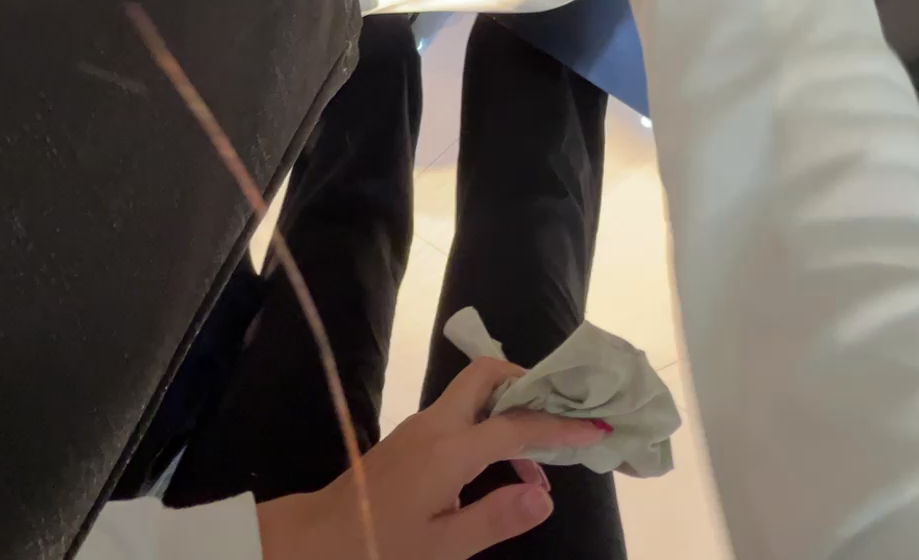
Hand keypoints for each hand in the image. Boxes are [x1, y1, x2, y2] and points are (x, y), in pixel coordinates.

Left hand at [254, 356, 608, 559]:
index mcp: (448, 449)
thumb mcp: (446, 546)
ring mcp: (423, 424)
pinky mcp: (416, 434)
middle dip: (527, 383)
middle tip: (562, 410)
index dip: (557, 425)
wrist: (324, 534)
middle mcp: (436, 423)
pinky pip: (463, 414)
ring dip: (512, 409)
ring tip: (545, 461)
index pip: (514, 425)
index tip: (595, 428)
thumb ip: (497, 517)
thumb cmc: (384, 544)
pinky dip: (492, 428)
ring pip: (475, 393)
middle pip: (485, 375)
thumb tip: (545, 495)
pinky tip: (509, 475)